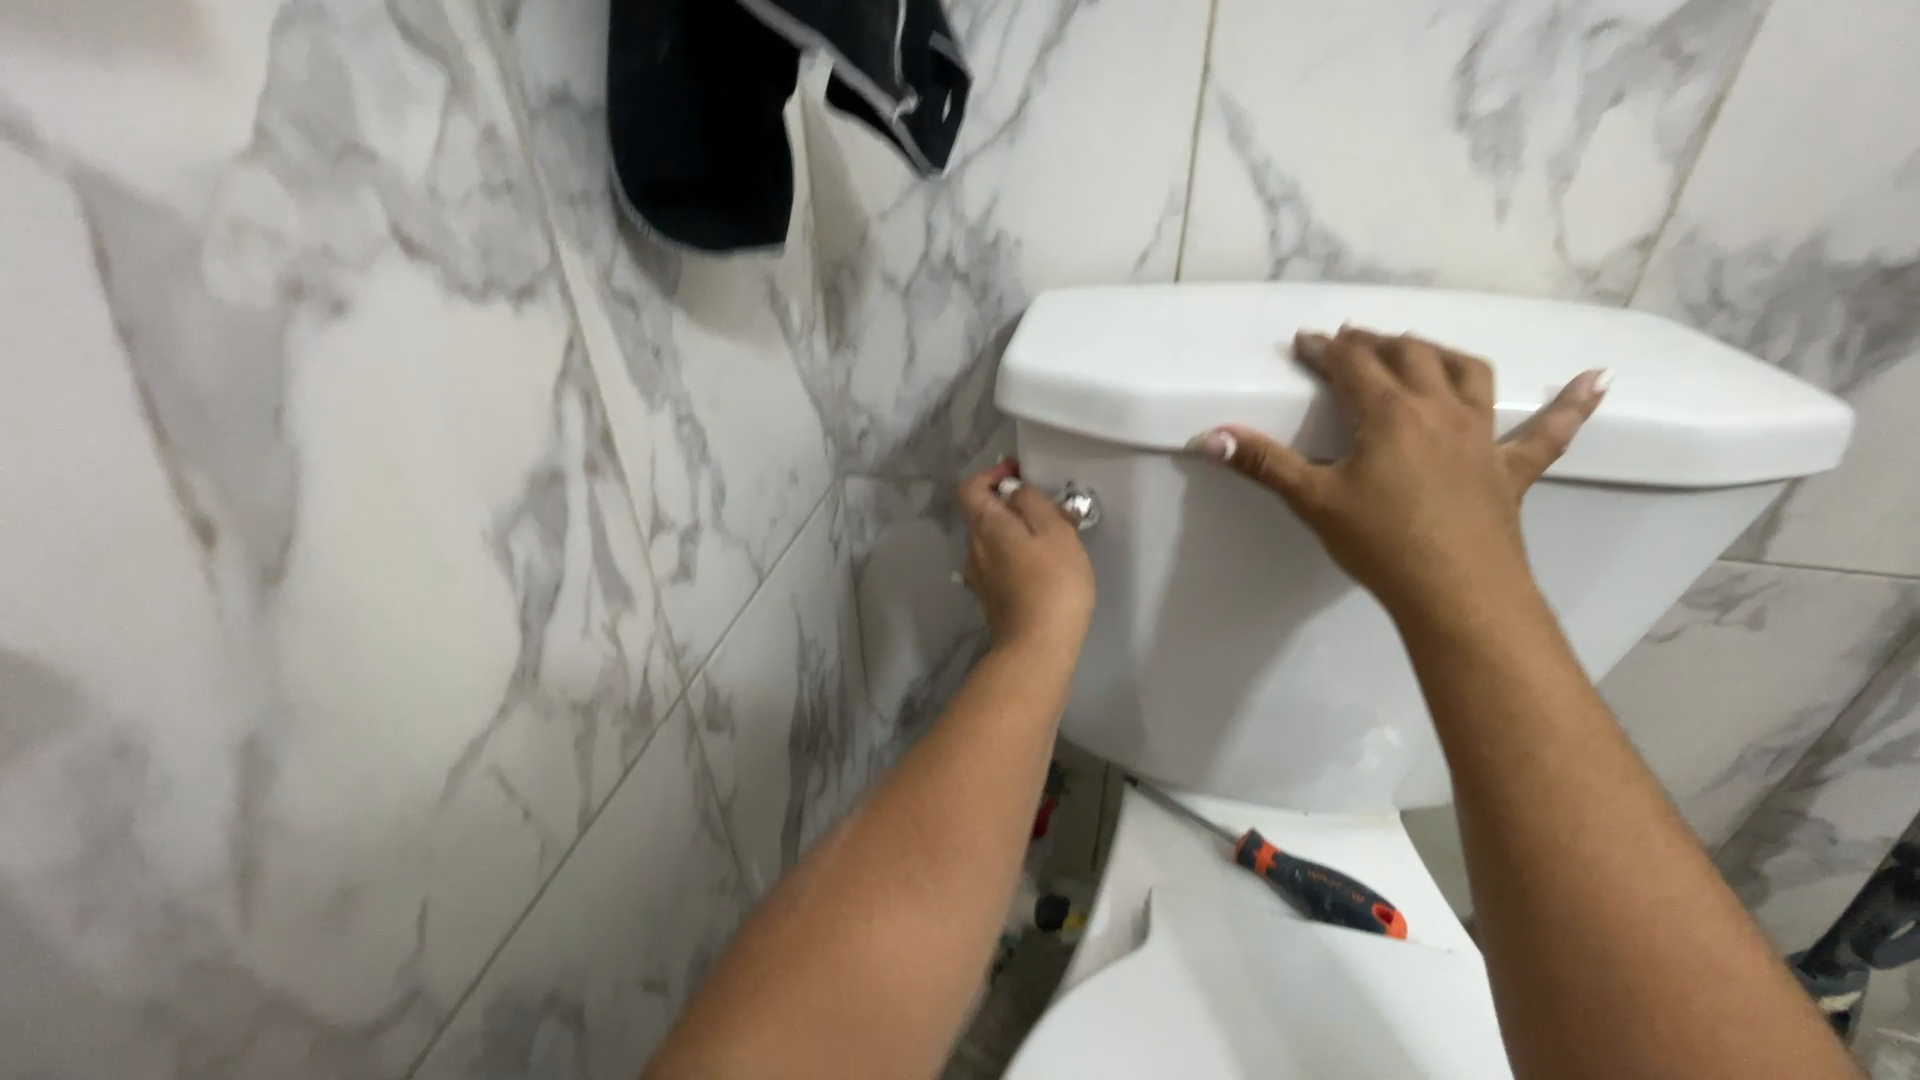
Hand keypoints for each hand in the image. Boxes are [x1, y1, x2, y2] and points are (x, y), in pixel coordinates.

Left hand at [956, 459, 1096, 652]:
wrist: (1039, 646)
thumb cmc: (1052, 582)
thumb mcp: (1054, 529)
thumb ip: (1031, 501)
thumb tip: (1013, 490)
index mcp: (984, 526)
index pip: (971, 487)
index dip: (992, 475)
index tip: (1020, 476)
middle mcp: (973, 549)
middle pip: (982, 514)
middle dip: (1010, 505)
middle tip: (1048, 510)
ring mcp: (979, 577)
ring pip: (992, 541)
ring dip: (1016, 533)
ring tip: (1052, 540)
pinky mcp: (991, 599)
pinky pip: (1000, 565)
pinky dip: (1016, 557)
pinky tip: (1044, 569)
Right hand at [1192, 326, 1607, 622]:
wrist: (1457, 594)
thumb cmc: (1380, 544)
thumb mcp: (1312, 500)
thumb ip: (1263, 464)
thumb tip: (1210, 435)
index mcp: (1390, 414)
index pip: (1352, 363)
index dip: (1325, 347)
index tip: (1304, 341)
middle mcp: (1440, 410)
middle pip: (1409, 355)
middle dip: (1376, 342)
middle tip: (1350, 340)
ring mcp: (1482, 437)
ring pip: (1466, 372)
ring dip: (1439, 352)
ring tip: (1418, 349)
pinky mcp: (1512, 468)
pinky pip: (1550, 431)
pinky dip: (1573, 403)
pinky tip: (1599, 379)